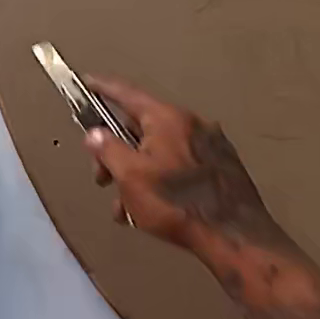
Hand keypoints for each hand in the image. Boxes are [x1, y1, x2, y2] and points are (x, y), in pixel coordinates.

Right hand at [81, 75, 282, 251]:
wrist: (233, 236)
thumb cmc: (176, 203)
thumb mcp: (130, 176)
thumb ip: (107, 149)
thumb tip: (95, 133)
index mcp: (168, 118)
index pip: (127, 93)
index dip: (102, 88)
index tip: (86, 82)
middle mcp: (191, 123)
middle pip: (141, 127)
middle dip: (115, 152)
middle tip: (101, 179)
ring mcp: (210, 145)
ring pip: (158, 150)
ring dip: (135, 173)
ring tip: (125, 207)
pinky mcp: (221, 167)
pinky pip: (177, 164)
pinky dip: (158, 179)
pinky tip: (149, 209)